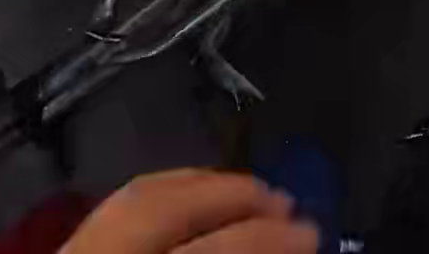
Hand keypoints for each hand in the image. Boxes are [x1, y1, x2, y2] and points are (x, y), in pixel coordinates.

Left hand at [61, 170, 316, 253]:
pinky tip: (199, 197)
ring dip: (206, 186)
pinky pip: (118, 207)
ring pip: (137, 197)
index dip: (261, 242)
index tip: (311, 235)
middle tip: (287, 205)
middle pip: (163, 212)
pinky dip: (169, 191)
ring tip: (254, 194)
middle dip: (235, 198)